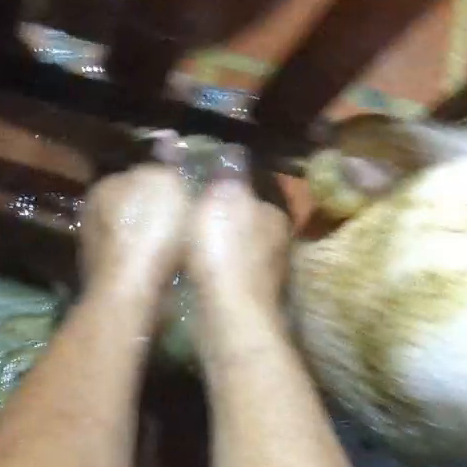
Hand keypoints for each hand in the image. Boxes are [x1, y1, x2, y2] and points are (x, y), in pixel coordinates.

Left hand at [79, 163, 189, 302]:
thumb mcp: (165, 183)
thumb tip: (166, 141)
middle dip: (160, 213)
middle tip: (192, 220)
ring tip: (187, 248)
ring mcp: (97, 252)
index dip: (167, 179)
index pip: (139, 173)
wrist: (130, 293)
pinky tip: (172, 272)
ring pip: (137, 239)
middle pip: (136, 208)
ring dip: (157, 243)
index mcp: (104, 186)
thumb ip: (165, 164)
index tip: (191, 189)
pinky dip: (153, 267)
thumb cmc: (148, 232)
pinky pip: (138, 266)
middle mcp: (93, 216)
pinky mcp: (108, 282)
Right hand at [186, 175, 291, 315]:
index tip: (200, 191)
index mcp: (274, 213)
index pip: (252, 192)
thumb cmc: (224, 251)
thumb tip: (234, 151)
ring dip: (219, 253)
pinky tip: (196, 279)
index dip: (226, 190)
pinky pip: (230, 281)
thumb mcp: (221, 198)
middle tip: (189, 222)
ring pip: (239, 255)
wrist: (229, 316)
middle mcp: (278, 243)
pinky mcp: (251, 303)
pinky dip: (215, 278)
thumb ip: (228, 174)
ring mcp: (267, 277)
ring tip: (188, 251)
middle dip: (223, 224)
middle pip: (246, 224)